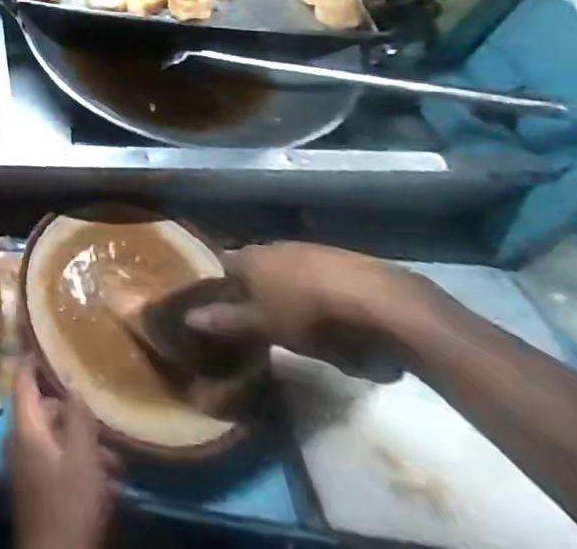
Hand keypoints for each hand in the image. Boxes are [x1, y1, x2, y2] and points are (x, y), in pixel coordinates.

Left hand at [6, 366, 119, 548]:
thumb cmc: (68, 504)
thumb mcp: (82, 458)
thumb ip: (77, 418)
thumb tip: (72, 384)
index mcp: (24, 427)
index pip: (23, 381)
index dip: (32, 361)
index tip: (45, 343)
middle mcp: (19, 440)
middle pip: (47, 413)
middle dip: (79, 420)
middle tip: (110, 434)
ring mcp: (25, 465)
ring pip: (58, 442)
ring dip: (88, 450)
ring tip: (119, 470)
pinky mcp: (36, 487)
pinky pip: (58, 464)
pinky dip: (81, 469)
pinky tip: (108, 489)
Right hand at [185, 242, 431, 380]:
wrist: (389, 307)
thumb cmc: (312, 315)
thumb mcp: (265, 326)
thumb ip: (227, 320)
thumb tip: (187, 316)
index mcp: (252, 256)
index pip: (224, 265)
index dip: (224, 287)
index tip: (226, 310)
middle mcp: (279, 246)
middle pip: (260, 268)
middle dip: (263, 292)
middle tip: (269, 324)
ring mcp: (317, 250)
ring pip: (295, 273)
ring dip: (297, 295)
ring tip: (308, 329)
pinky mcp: (353, 261)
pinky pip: (328, 280)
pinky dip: (328, 298)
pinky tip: (343, 323)